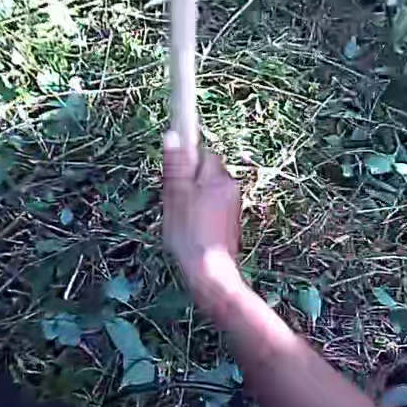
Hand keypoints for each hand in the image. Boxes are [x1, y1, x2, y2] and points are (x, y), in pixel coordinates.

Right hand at [161, 131, 243, 303]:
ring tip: (184, 218)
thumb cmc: (190, 235)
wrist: (210, 271)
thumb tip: (173, 135)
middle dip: (191, 180)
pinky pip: (214, 203)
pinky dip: (203, 210)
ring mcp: (233, 203)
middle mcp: (230, 185)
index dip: (186, 161)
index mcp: (217, 177)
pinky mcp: (232, 218)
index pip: (202, 153)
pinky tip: (193, 227)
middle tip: (176, 202)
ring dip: (196, 196)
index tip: (175, 176)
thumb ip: (176, 166)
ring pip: (209, 188)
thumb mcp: (176, 198)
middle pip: (206, 170)